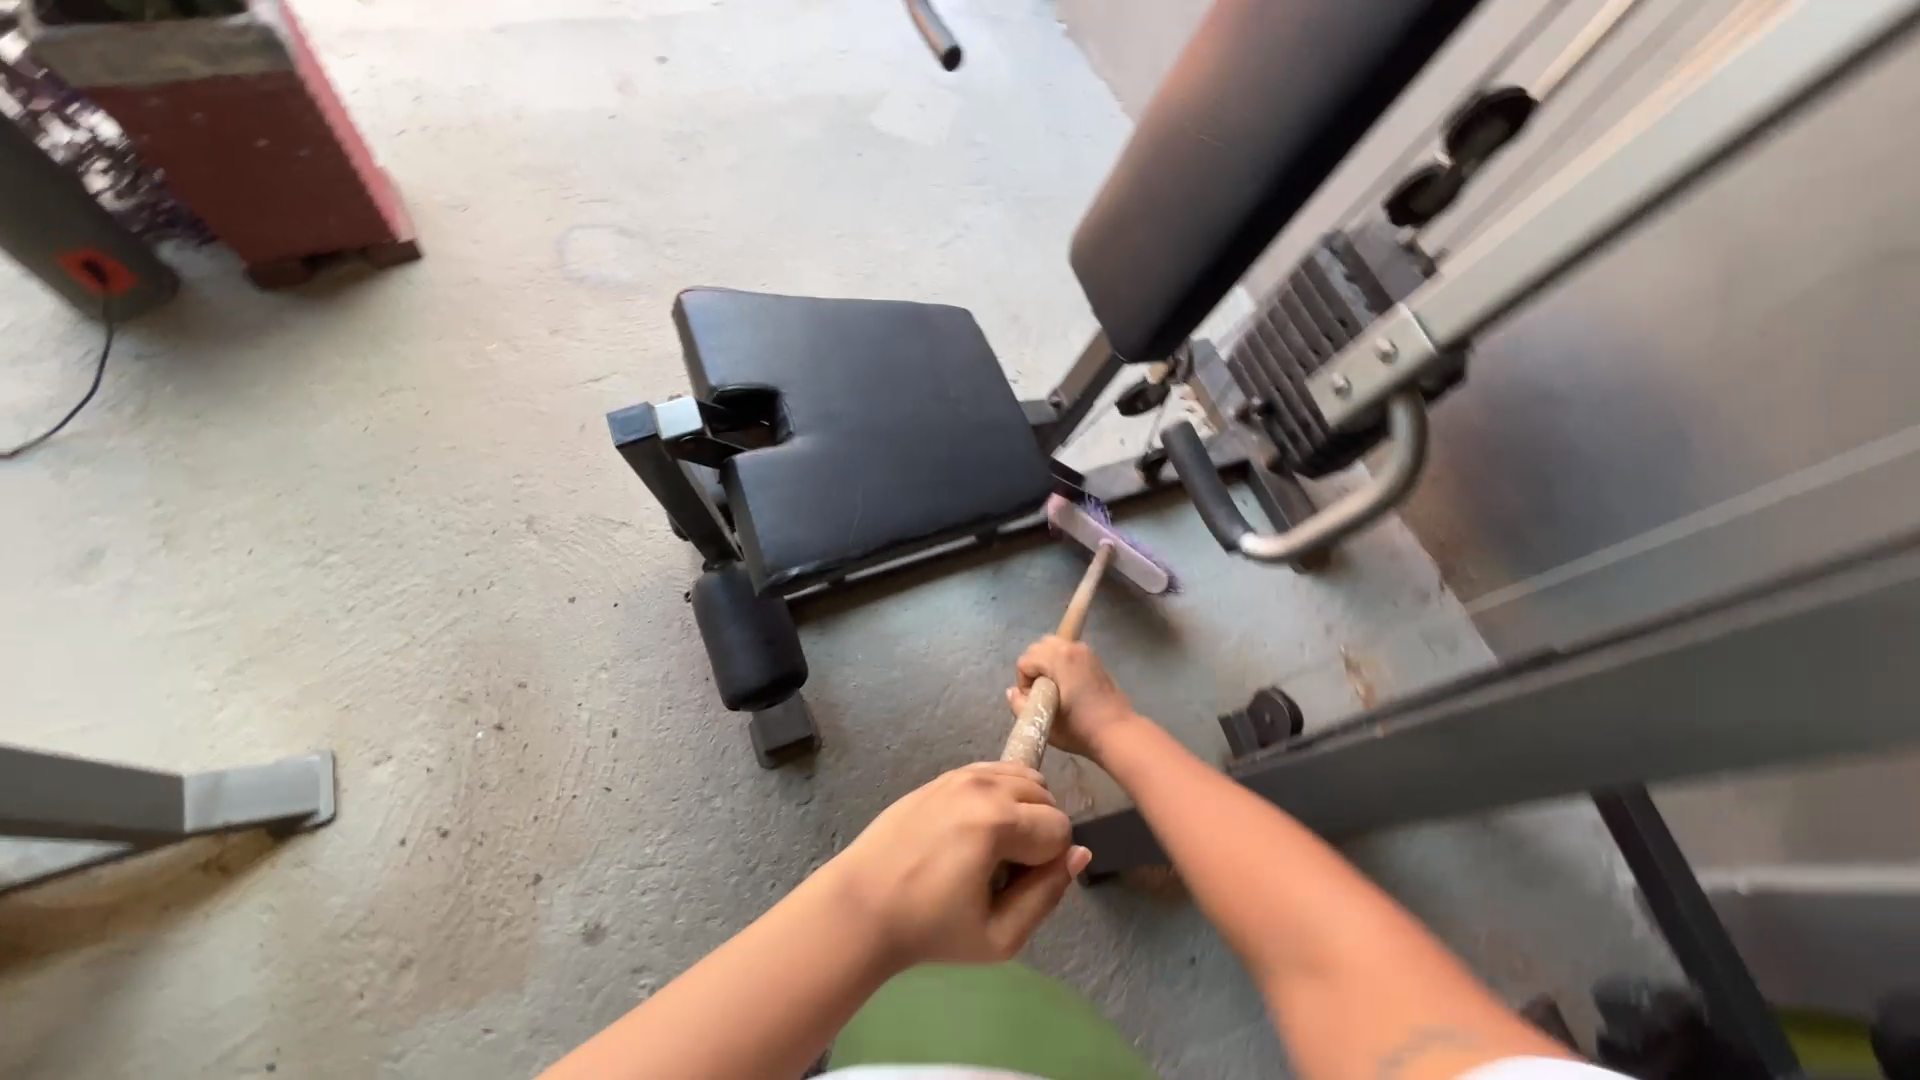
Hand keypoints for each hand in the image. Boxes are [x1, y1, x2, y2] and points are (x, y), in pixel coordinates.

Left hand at [824, 763, 1091, 968]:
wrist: (862, 907)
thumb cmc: (931, 929)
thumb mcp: (1000, 937)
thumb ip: (1048, 894)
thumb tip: (1079, 854)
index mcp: (997, 822)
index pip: (1061, 828)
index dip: (1051, 864)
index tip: (1018, 888)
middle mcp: (982, 786)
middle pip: (1045, 796)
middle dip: (1040, 832)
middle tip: (1006, 871)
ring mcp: (959, 774)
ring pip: (1022, 777)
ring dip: (1023, 809)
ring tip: (993, 848)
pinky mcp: (942, 776)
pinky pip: (993, 772)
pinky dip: (1000, 794)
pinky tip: (976, 830)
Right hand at [1006, 636, 1144, 760]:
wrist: (1117, 732)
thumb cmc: (1079, 729)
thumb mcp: (1042, 722)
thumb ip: (1020, 705)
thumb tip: (1012, 692)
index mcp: (1058, 659)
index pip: (1025, 661)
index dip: (1024, 683)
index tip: (1035, 701)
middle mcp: (1071, 648)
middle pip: (1038, 647)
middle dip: (1033, 668)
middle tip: (1041, 693)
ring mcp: (1085, 651)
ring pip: (1053, 646)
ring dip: (1046, 663)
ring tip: (1053, 688)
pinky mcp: (1094, 658)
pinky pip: (1068, 652)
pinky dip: (1061, 663)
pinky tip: (1067, 685)